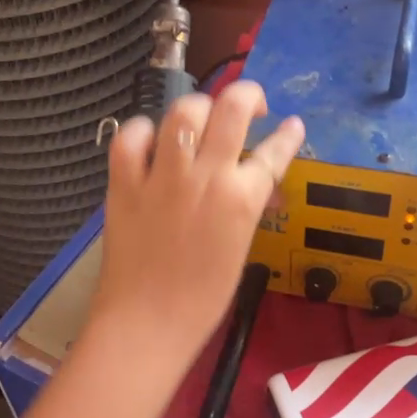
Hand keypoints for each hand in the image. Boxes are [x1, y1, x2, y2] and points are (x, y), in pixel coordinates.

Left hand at [86, 80, 304, 378]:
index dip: (288, 134)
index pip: (274, 150)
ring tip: (201, 121)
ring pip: (184, 111)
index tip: (291, 124)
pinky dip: (142, 131)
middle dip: (248, 95)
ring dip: (199, 108)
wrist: (147, 322)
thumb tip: (259, 186)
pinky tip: (151, 140)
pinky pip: (131, 136)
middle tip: (249, 107)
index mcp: (242, 198)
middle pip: (232, 107)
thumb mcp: (240, 248)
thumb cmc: (202, 298)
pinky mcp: (124, 182)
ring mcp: (162, 175)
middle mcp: (206, 175)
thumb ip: (249, 207)